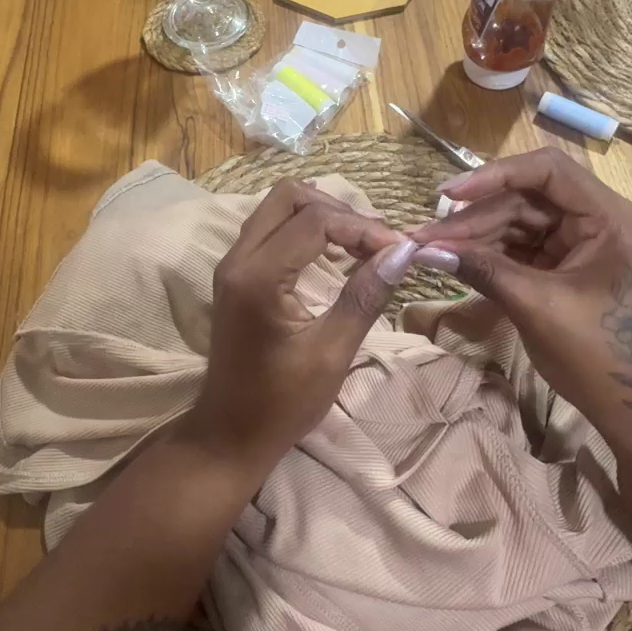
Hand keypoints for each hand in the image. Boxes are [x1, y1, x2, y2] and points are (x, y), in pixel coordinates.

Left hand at [184, 179, 419, 463]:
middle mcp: (237, 260)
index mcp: (257, 278)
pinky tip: (336, 253)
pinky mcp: (236, 275)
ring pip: (277, 208)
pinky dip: (305, 230)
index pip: (316, 220)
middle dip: (339, 209)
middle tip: (377, 241)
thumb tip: (402, 252)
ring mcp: (231, 265)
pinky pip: (270, 229)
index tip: (400, 250)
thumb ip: (364, 296)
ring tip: (363, 244)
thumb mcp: (332, 353)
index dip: (363, 227)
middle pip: (288, 196)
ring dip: (322, 215)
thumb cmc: (281, 403)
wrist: (229, 434)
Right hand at [408, 149, 631, 426]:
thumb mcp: (536, 308)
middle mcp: (600, 218)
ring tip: (432, 249)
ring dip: (477, 235)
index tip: (448, 195)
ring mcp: (584, 241)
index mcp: (610, 218)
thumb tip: (425, 251)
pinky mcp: (569, 263)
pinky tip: (457, 259)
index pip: (548, 171)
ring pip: (521, 220)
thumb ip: (482, 270)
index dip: (494, 176)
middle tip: (426, 237)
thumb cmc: (597, 356)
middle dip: (475, 216)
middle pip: (528, 197)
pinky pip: (524, 245)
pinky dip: (491, 252)